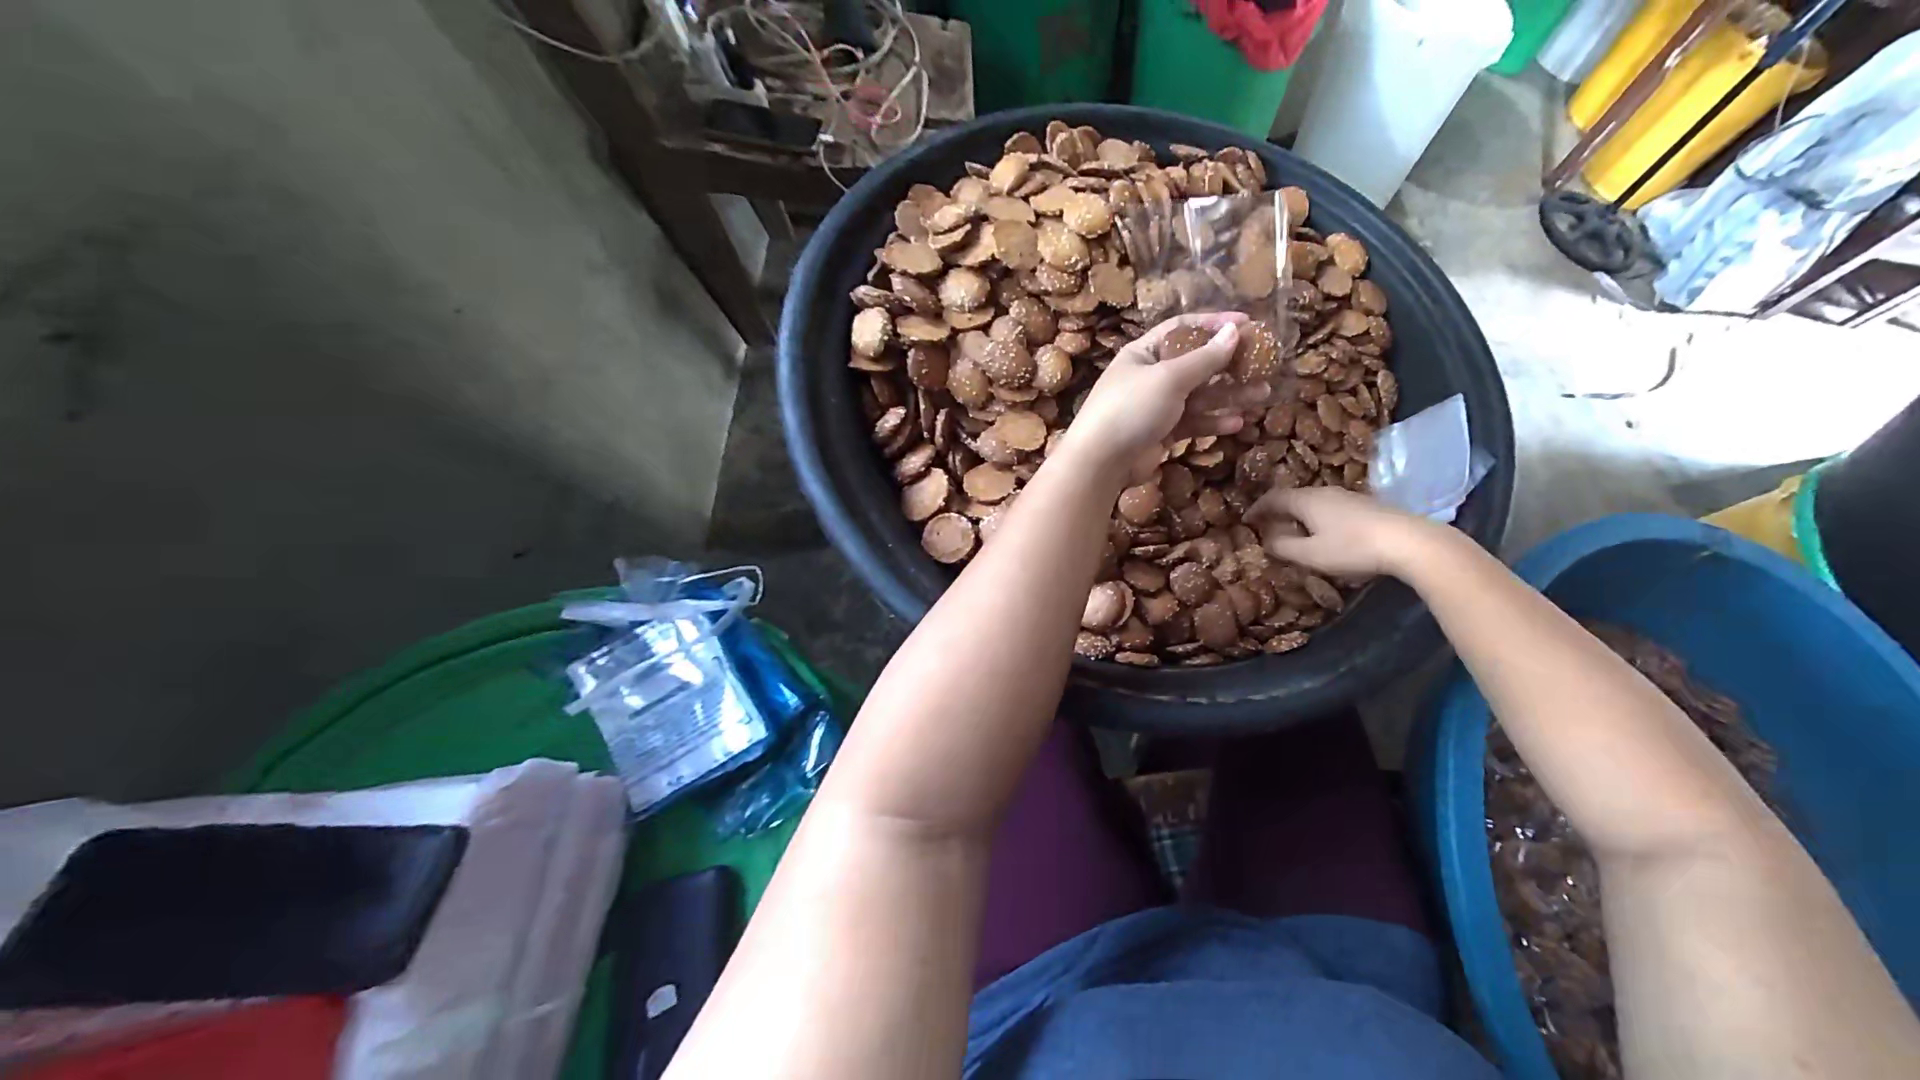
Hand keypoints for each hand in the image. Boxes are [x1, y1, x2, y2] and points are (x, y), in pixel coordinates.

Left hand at [1056, 312, 1269, 481]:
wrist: (1100, 462)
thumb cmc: (1131, 409)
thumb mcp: (1170, 378)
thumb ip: (1204, 358)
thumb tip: (1234, 331)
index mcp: (1143, 353)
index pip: (1182, 329)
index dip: (1214, 324)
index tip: (1249, 324)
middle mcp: (1149, 377)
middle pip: (1196, 364)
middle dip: (1230, 366)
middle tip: (1264, 366)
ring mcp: (1155, 406)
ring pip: (1198, 396)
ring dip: (1230, 396)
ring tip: (1263, 396)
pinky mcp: (1160, 433)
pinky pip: (1192, 422)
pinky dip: (1213, 422)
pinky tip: (1237, 424)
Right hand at [1245, 486, 1438, 577]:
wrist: (1410, 542)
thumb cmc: (1352, 547)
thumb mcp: (1310, 554)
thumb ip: (1283, 547)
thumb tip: (1267, 540)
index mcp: (1306, 500)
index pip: (1273, 498)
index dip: (1257, 508)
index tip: (1246, 520)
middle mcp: (1324, 492)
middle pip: (1293, 497)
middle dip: (1277, 511)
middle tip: (1266, 527)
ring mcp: (1348, 497)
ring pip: (1312, 502)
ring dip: (1298, 515)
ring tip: (1293, 532)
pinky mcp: (1365, 506)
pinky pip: (1329, 508)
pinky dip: (1316, 518)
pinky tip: (1322, 534)